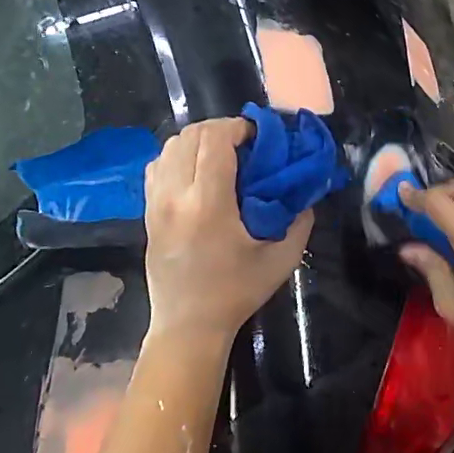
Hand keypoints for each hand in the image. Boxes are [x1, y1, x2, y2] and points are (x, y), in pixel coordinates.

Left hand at [143, 118, 313, 350]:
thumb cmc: (236, 293)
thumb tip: (306, 194)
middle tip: (244, 142)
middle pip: (190, 136)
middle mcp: (175, 196)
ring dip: (198, 140)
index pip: (215, 141)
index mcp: (208, 204)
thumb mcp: (280, 260)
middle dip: (219, 128)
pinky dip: (178, 156)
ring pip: (169, 146)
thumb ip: (299, 222)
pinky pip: (158, 165)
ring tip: (222, 153)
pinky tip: (197, 171)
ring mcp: (156, 203)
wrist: (188, 324)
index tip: (258, 135)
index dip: (238, 127)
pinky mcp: (148, 212)